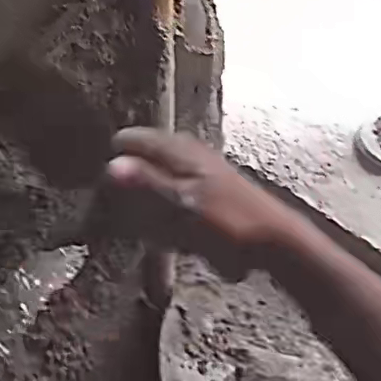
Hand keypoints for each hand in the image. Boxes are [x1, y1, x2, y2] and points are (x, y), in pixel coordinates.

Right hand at [101, 128, 299, 277]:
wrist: (276, 241)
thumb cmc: (228, 222)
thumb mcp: (182, 204)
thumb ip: (146, 182)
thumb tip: (110, 164)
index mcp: (178, 148)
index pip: (130, 139)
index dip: (114, 160)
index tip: (104, 189)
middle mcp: (187, 150)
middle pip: (142, 155)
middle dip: (128, 179)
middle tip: (121, 207)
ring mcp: (198, 166)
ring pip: (157, 173)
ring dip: (146, 196)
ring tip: (144, 221)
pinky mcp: (207, 186)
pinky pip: (172, 190)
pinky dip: (164, 206)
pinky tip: (168, 228)